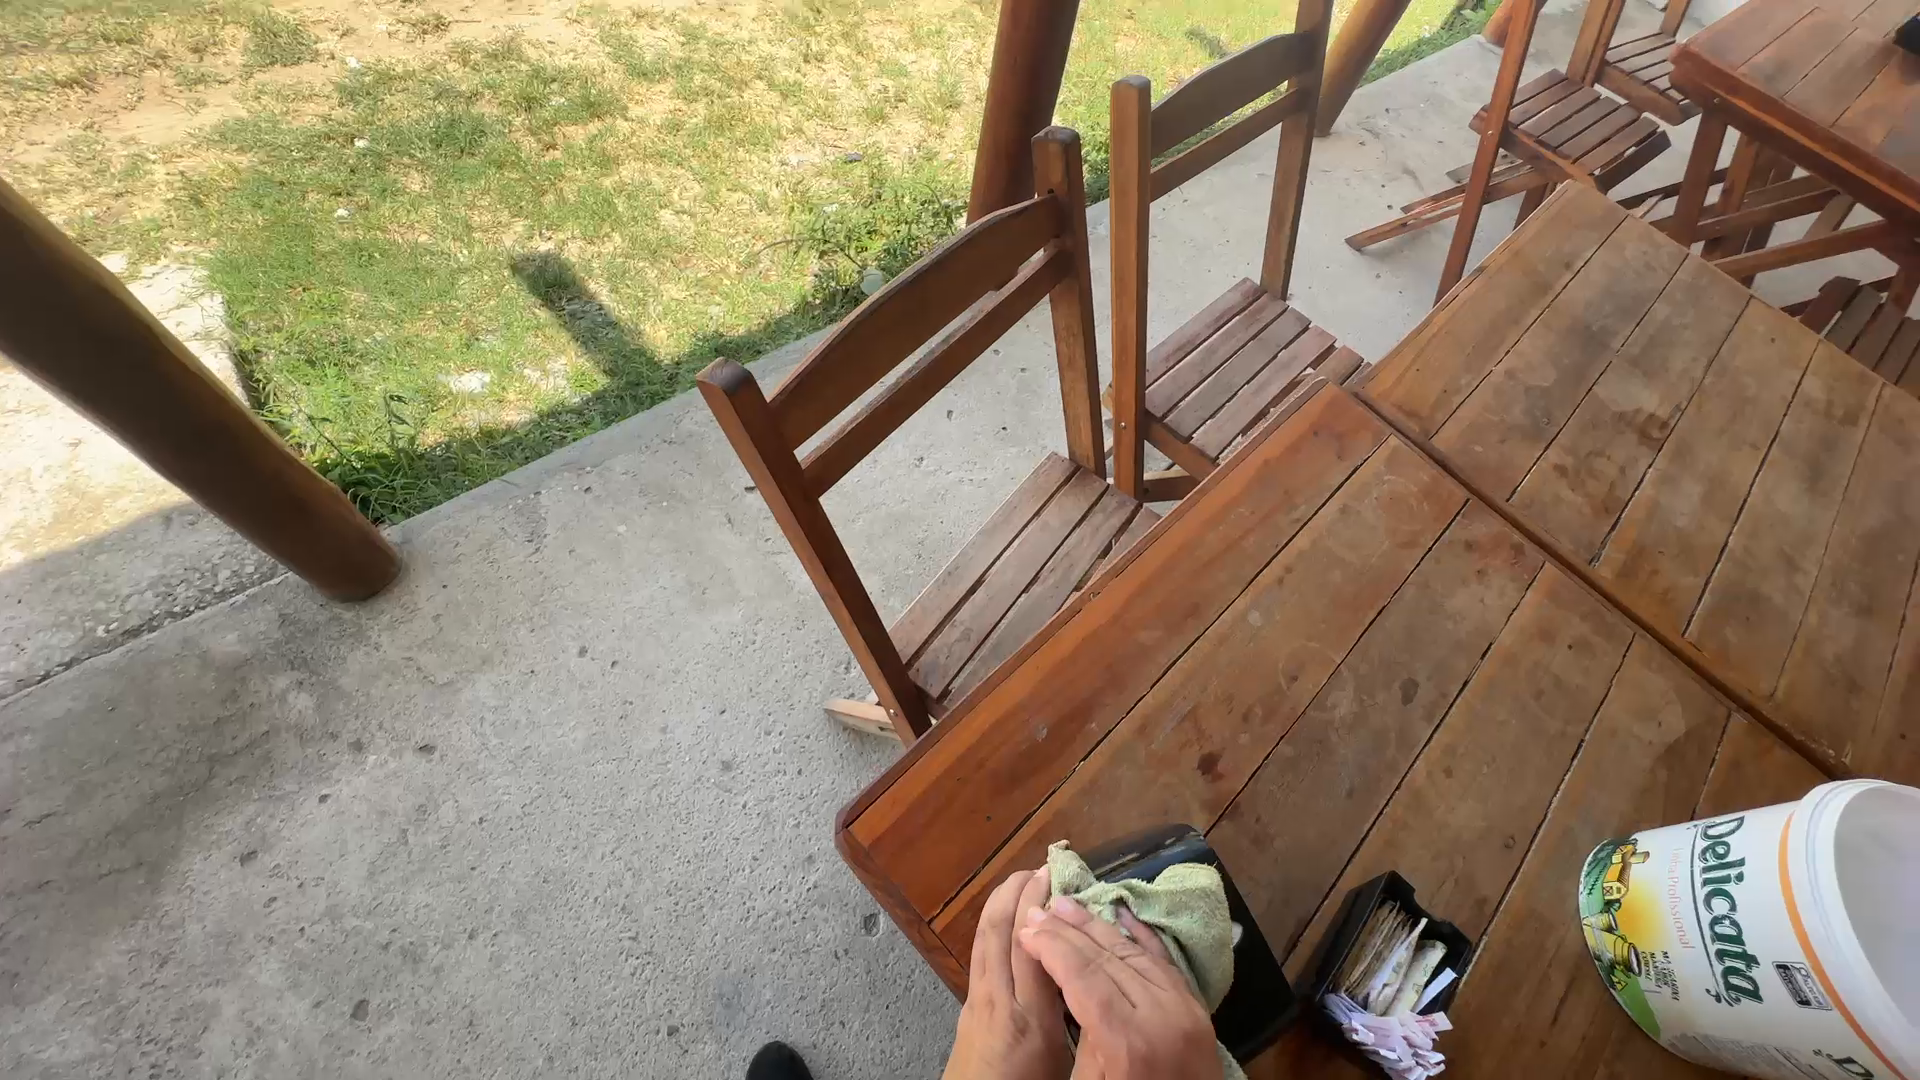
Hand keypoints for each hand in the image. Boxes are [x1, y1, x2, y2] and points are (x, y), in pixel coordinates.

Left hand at [942, 868, 1073, 1079]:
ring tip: (1022, 876)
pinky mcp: (966, 1001)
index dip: (1045, 908)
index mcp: (1030, 1020)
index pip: (1035, 948)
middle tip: (1042, 868)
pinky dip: (991, 921)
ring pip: (985, 935)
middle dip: (1020, 892)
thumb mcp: (1062, 1062)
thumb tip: (1090, 971)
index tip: (1061, 882)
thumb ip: (1074, 1012)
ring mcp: (977, 997)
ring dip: (1002, 899)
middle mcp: (998, 999)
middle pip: (1003, 931)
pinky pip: (978, 949)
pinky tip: (1002, 911)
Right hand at [1018, 896, 1221, 1079]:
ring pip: (1131, 951)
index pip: (1082, 975)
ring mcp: (1184, 1009)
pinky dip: (1140, 934)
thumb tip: (1068, 976)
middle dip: (1065, 931)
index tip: (1025, 931)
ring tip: (1065, 905)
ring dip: (1095, 925)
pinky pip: (1164, 960)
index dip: (1051, 948)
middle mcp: (1160, 1016)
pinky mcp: (1198, 1009)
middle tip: (1036, 912)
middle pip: (1104, 958)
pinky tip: (1120, 912)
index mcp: (1129, 1043)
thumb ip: (1083, 1030)